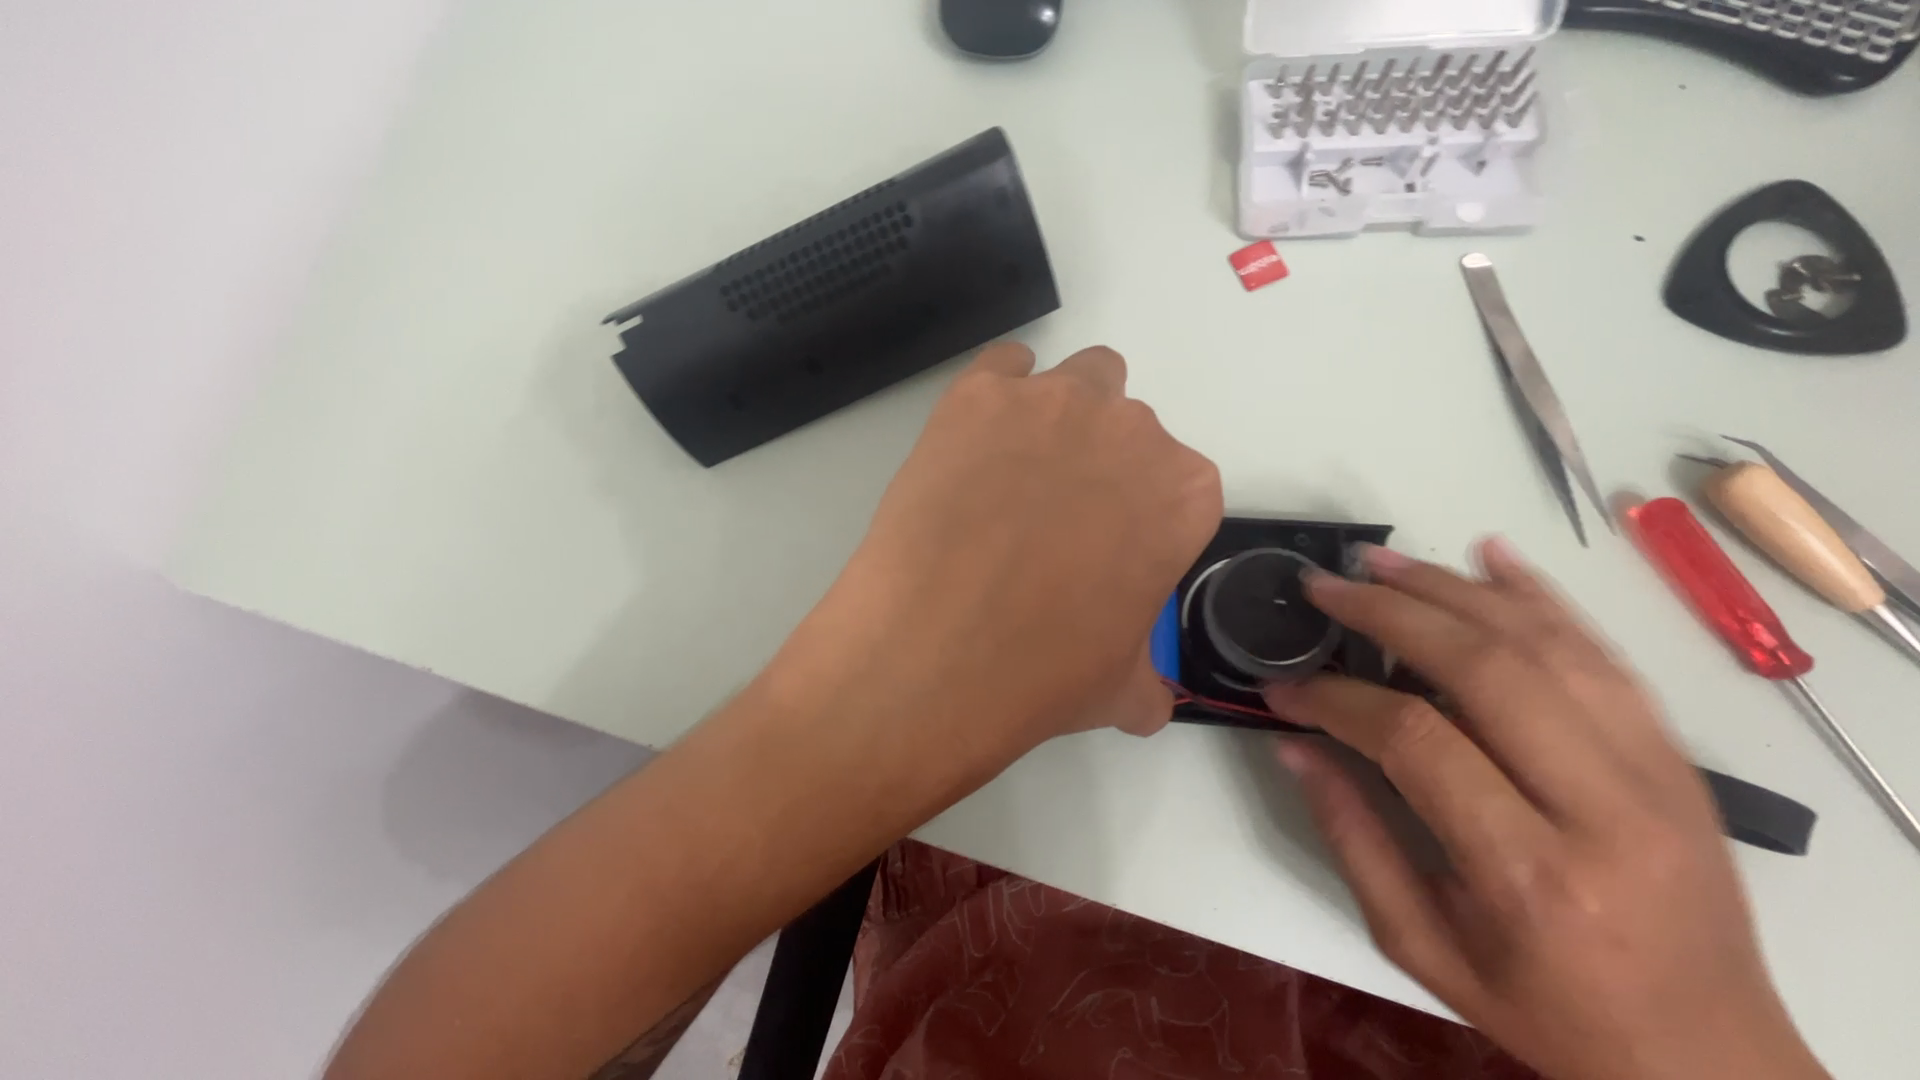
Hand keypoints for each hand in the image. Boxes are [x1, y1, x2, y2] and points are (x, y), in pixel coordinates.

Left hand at [768, 343, 1220, 758]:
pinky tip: (973, 440)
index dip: (1138, 516)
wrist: (935, 651)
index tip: (1105, 546)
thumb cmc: (1043, 671)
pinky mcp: (978, 394)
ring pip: (1078, 381)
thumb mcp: (1119, 688)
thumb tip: (1148, 699)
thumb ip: (1148, 678)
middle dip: (1098, 465)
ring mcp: (1053, 402)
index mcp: (1183, 493)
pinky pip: (1003, 365)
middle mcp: (1132, 431)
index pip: (1177, 485)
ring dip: (1059, 416)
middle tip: (1050, 519)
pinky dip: (995, 394)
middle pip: (1127, 428)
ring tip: (1012, 473)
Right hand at [1262, 540, 1827, 1079]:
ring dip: (1452, 588)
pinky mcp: (1676, 754)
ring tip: (1378, 560)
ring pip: (1545, 644)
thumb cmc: (1547, 1008)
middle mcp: (1603, 806)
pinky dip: (1541, 595)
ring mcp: (1655, 770)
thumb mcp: (1422, 944)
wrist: (1703, 1049)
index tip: (1283, 687)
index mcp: (1530, 870)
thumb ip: (1352, 838)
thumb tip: (1295, 744)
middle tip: (1322, 586)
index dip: (1336, 699)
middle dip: (1389, 612)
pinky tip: (1489, 555)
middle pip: (1485, 669)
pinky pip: (1603, 653)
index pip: (1416, 740)